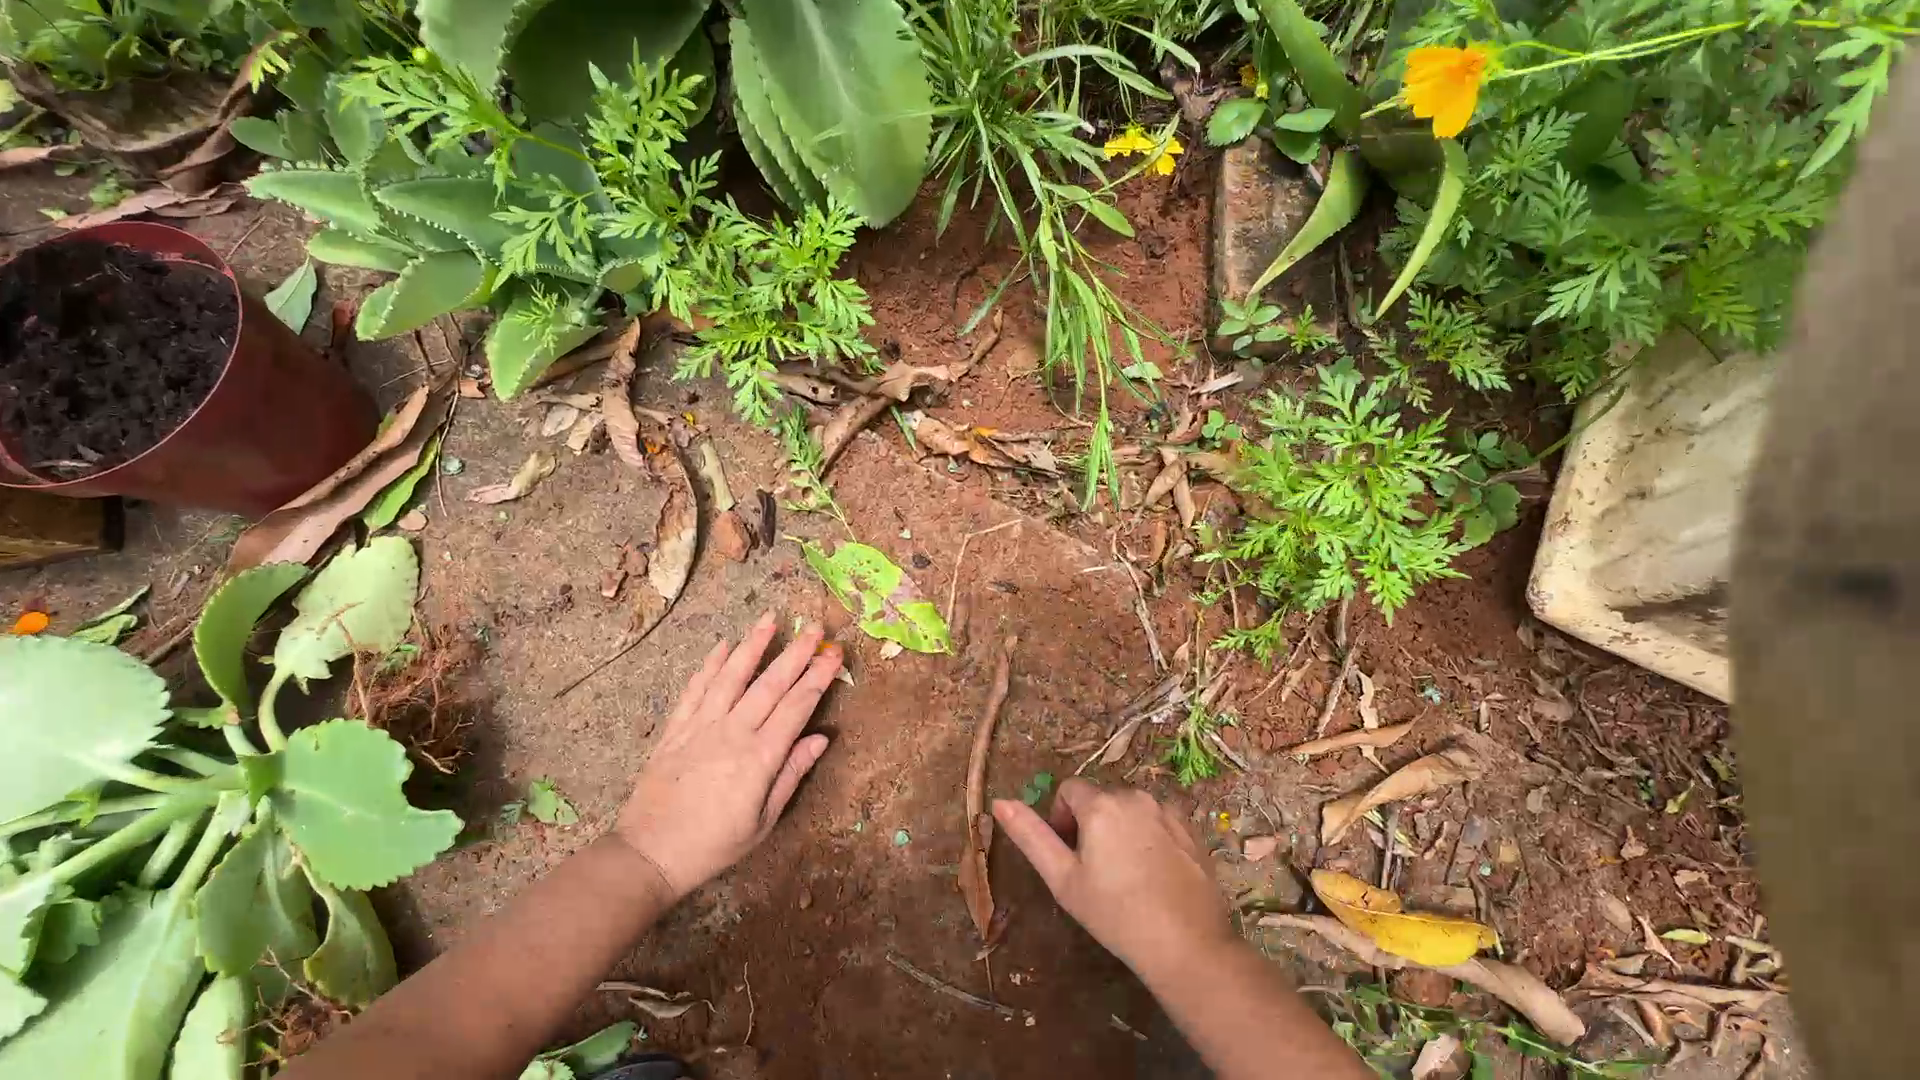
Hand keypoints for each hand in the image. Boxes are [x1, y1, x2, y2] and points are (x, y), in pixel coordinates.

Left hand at [614, 612, 839, 900]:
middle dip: (796, 653)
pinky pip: (696, 688)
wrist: (649, 854)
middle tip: (815, 627)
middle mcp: (732, 732)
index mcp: (759, 757)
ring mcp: (701, 726)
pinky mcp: (676, 728)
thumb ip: (791, 775)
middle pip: (770, 683)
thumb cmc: (713, 845)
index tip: (834, 655)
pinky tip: (723, 645)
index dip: (818, 678)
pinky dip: (710, 664)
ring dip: (753, 645)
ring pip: (731, 675)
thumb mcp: (763, 821)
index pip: (797, 706)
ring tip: (770, 619)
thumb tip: (820, 738)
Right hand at [993, 779, 1233, 980]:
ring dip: (1120, 830)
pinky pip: (1158, 821)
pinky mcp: (1191, 829)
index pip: (1069, 790)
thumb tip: (1000, 801)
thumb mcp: (1063, 880)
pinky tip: (1153, 876)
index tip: (1068, 856)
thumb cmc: (1115, 914)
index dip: (1061, 819)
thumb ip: (1030, 836)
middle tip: (1095, 872)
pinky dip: (1149, 838)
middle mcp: (1135, 796)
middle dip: (1091, 825)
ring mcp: (1168, 812)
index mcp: (1101, 805)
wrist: (1187, 945)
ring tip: (1125, 877)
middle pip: (1100, 799)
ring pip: (1130, 810)